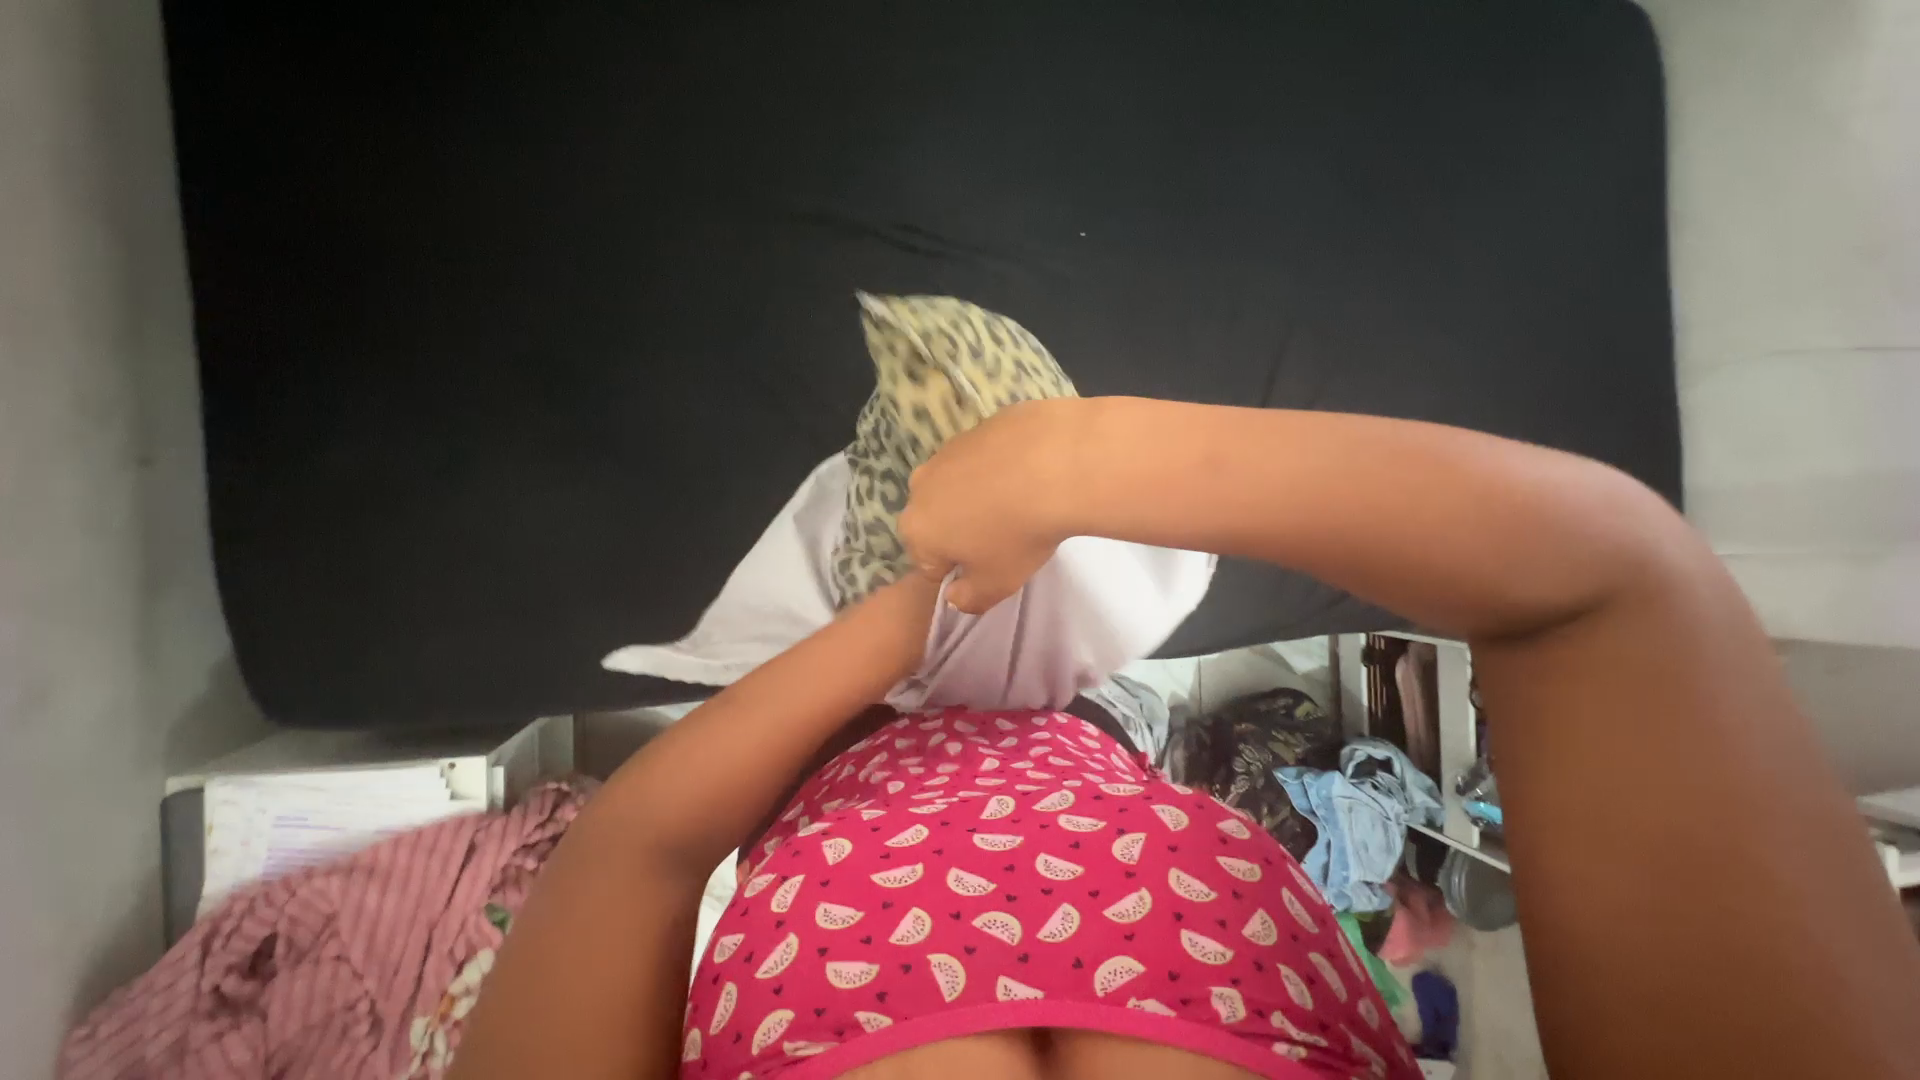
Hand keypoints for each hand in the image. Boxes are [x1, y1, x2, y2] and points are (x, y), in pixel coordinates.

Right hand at [898, 398, 1091, 613]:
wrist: (1057, 463)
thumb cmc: (1019, 534)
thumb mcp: (998, 583)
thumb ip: (970, 599)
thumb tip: (955, 595)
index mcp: (917, 529)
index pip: (928, 563)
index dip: (959, 570)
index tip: (990, 568)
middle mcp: (921, 486)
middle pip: (938, 518)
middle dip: (963, 529)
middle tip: (1006, 536)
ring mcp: (949, 450)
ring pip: (959, 483)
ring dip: (980, 495)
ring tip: (1022, 503)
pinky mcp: (979, 425)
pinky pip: (985, 456)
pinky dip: (1002, 465)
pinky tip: (1033, 472)